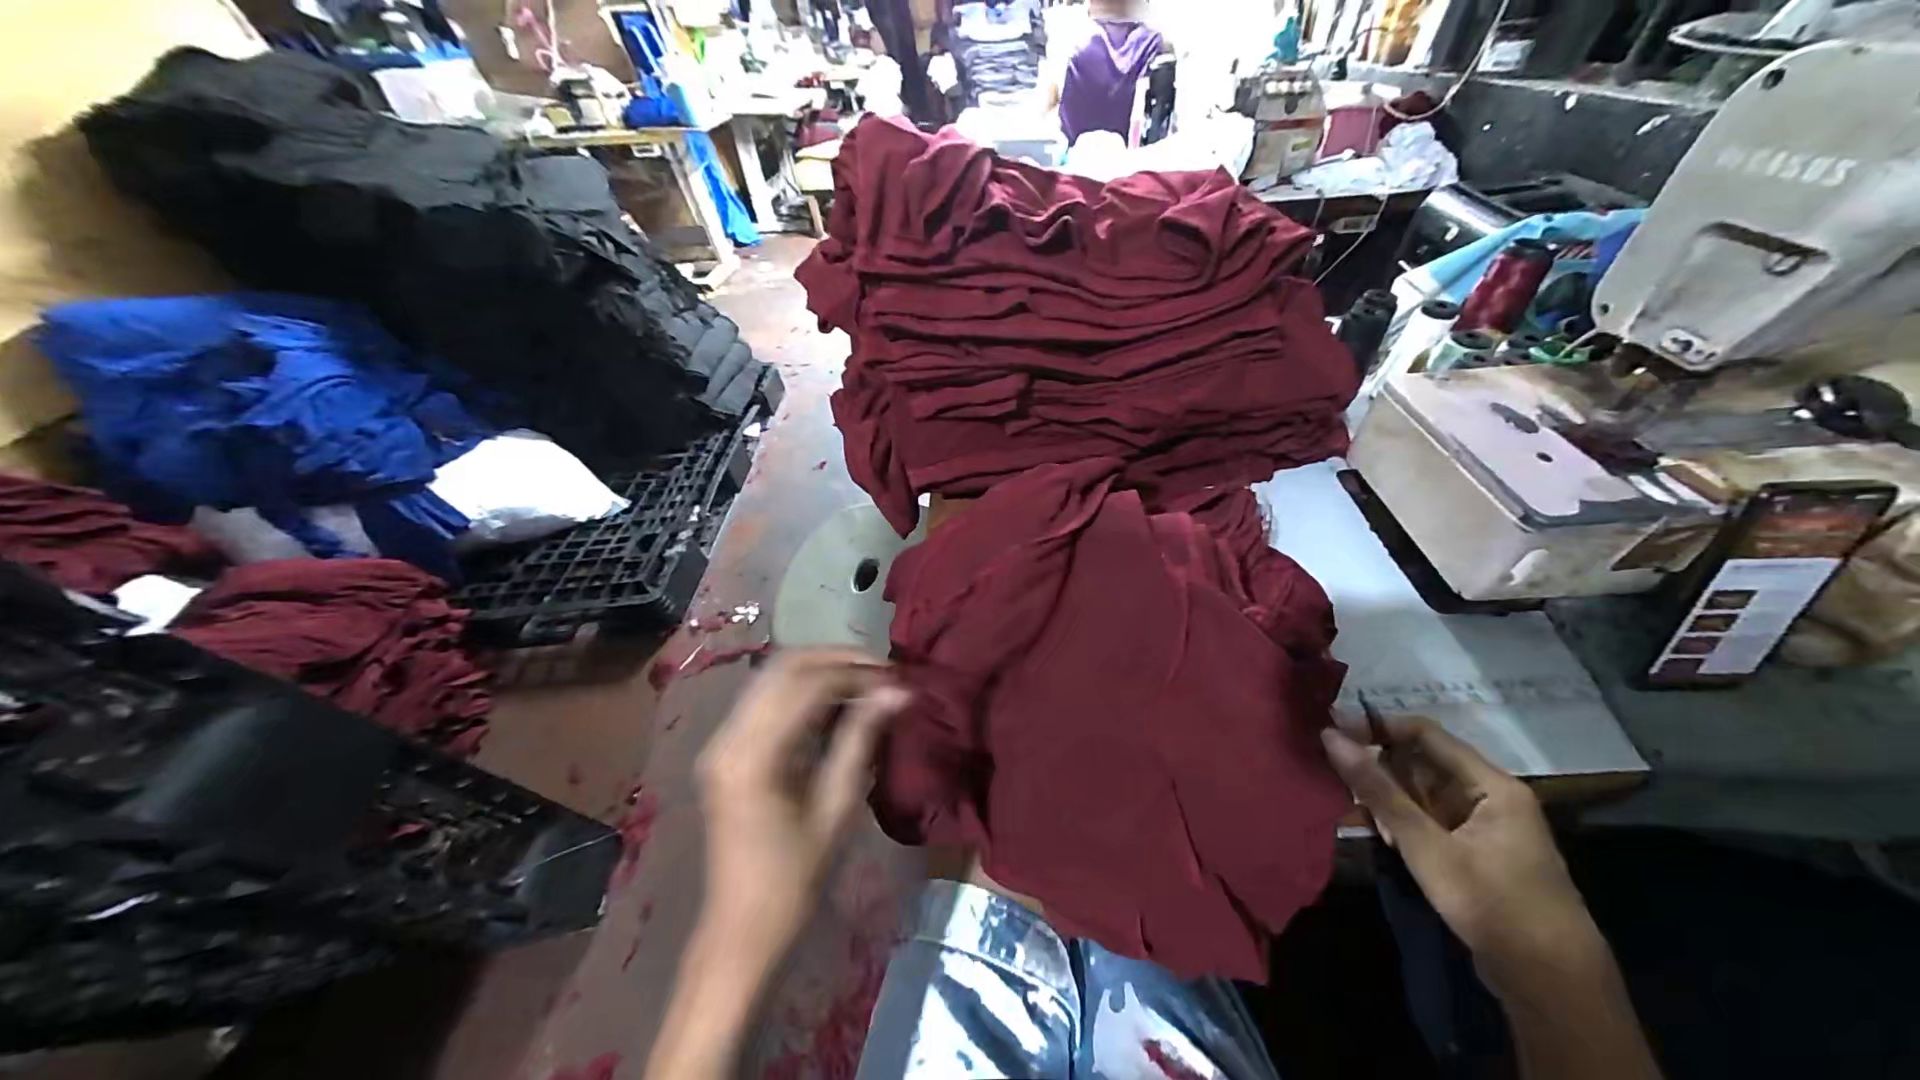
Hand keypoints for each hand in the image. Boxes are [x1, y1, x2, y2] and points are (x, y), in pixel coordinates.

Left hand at [695, 649, 908, 953]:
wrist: (742, 927)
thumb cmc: (796, 877)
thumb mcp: (837, 806)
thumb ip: (862, 739)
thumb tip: (897, 692)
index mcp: (754, 755)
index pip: (808, 684)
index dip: (855, 672)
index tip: (894, 676)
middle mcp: (728, 737)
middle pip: (782, 666)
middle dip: (835, 659)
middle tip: (880, 668)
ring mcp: (721, 741)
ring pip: (770, 676)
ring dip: (817, 669)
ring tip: (863, 679)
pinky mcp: (724, 750)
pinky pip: (763, 699)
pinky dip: (800, 689)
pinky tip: (832, 701)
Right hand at [1320, 715, 1606, 999]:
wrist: (1552, 985)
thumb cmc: (1492, 903)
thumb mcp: (1425, 845)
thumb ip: (1376, 789)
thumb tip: (1330, 735)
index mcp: (1490, 784)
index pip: (1424, 733)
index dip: (1377, 727)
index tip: (1331, 731)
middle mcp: (1487, 795)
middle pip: (1420, 761)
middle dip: (1376, 767)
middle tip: (1333, 776)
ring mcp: (1480, 824)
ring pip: (1419, 791)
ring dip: (1384, 797)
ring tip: (1353, 811)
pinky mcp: (1471, 850)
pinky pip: (1426, 818)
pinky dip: (1399, 820)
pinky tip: (1377, 833)